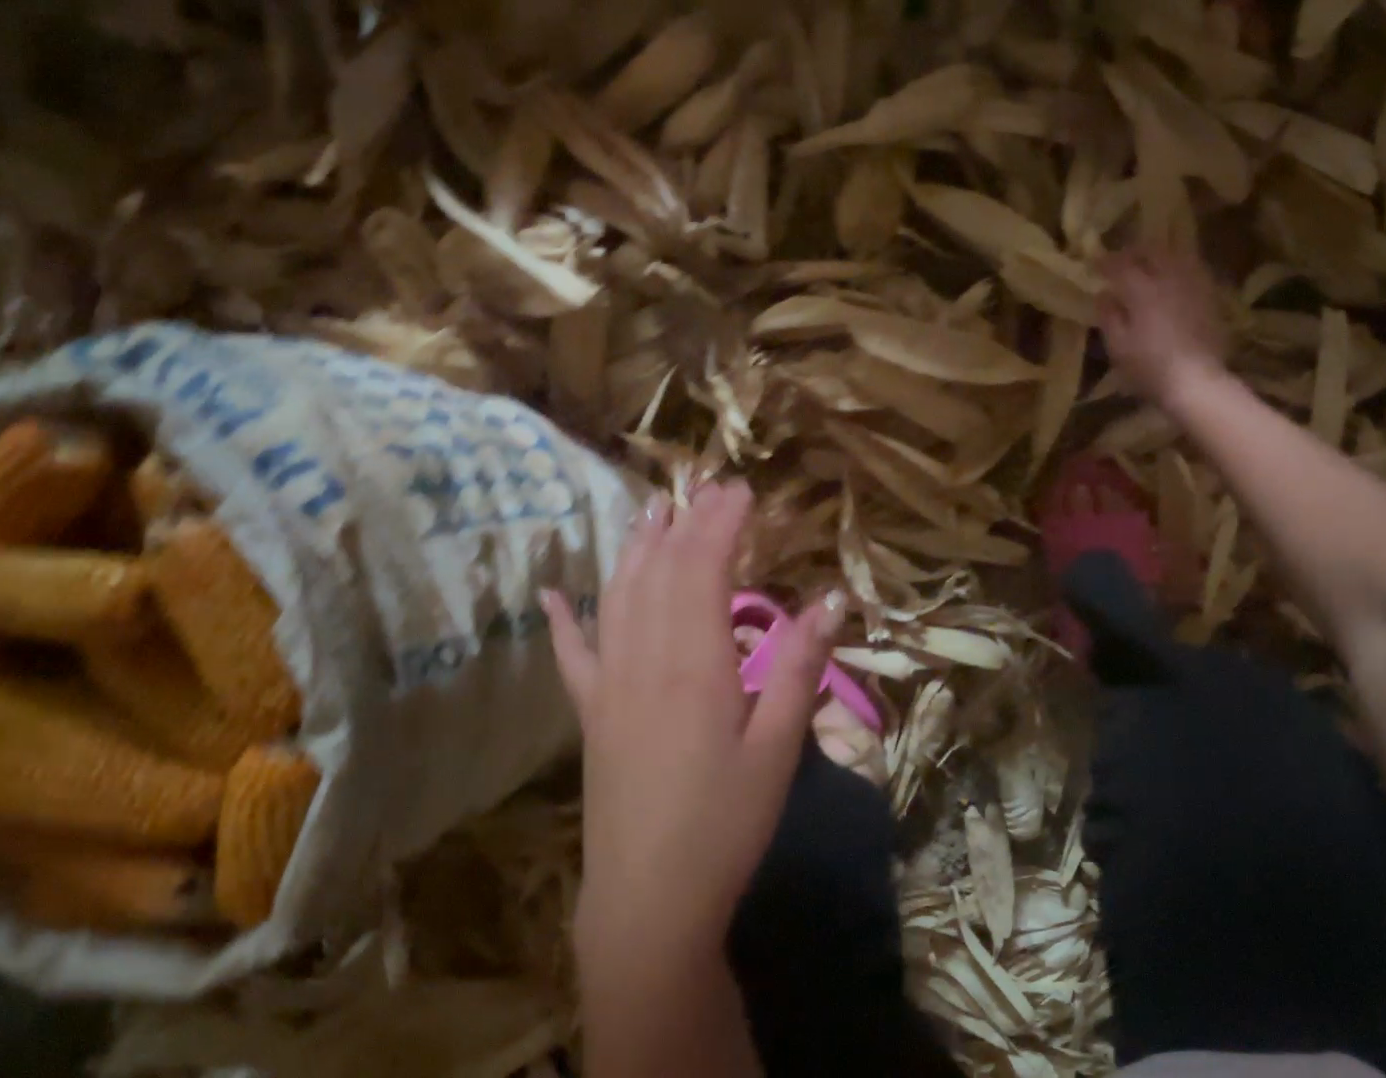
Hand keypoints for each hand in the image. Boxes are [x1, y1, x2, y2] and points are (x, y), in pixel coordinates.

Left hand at [541, 482, 844, 960]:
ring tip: (651, 510)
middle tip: (709, 487)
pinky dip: (565, 619)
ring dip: (635, 548)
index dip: (721, 522)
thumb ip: (799, 667)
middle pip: (660, 571)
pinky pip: (573, 654)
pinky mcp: (591, 715)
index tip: (743, 488)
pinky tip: (553, 593)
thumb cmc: (726, 822)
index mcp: (694, 662)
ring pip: (618, 597)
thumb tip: (833, 598)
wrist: (650, 897)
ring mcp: (609, 685)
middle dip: (687, 522)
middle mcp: (643, 659)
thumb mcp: (779, 746)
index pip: (703, 568)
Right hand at [1097, 250, 1230, 401]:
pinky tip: (1174, 280)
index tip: (1094, 264)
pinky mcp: (1211, 297)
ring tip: (1150, 265)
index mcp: (1142, 289)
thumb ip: (1109, 316)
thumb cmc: (1150, 367)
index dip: (1105, 262)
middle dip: (1134, 252)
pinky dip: (1179, 268)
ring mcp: (1194, 285)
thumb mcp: (1118, 346)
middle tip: (1122, 260)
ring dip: (1159, 256)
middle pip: (1152, 251)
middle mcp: (1170, 278)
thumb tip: (1104, 294)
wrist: (1196, 381)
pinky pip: (1194, 270)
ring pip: (1177, 255)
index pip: (1120, 265)